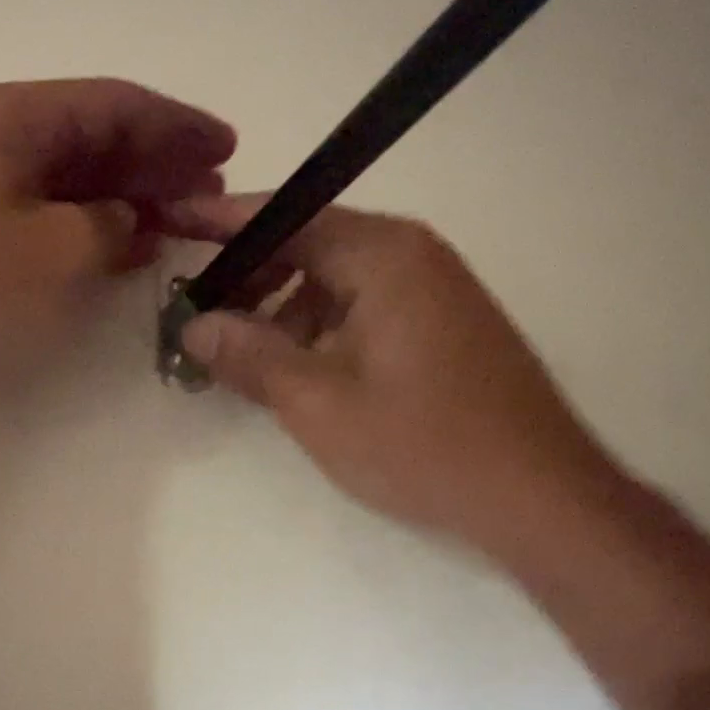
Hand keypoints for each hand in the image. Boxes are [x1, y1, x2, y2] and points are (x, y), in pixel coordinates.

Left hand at [0, 79, 234, 446]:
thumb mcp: (60, 250)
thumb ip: (112, 225)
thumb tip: (125, 223)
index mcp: (6, 120)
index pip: (110, 105)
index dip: (175, 125)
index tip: (228, 148)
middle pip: (91, 142)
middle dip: (157, 165)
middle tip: (213, 193)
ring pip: (70, 187)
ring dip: (129, 203)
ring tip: (184, 223)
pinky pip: (46, 226)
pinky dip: (91, 236)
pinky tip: (129, 253)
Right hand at [162, 195, 621, 554]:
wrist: (537, 494)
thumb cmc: (422, 443)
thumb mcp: (317, 404)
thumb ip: (250, 356)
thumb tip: (194, 324)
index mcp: (383, 255)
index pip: (286, 215)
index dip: (222, 221)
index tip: (172, 221)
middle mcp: (412, 255)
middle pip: (311, 243)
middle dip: (249, 274)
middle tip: (196, 310)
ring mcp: (433, 289)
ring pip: (335, 280)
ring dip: (282, 308)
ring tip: (239, 353)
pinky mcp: (442, 326)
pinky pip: (363, 308)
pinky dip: (320, 328)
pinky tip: (296, 372)